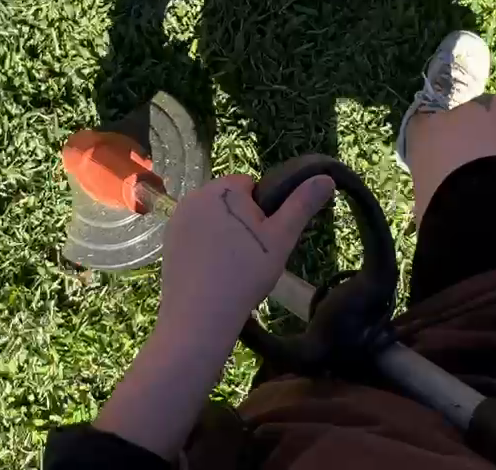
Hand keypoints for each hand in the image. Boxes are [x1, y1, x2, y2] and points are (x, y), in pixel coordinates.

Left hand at [93, 173, 334, 459]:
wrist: (199, 318)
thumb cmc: (245, 273)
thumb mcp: (282, 238)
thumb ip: (303, 204)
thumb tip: (326, 178)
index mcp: (222, 188)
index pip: (250, 186)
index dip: (263, 212)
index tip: (264, 240)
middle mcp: (195, 195)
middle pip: (231, 201)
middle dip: (243, 222)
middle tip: (252, 256)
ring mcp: (178, 218)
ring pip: (214, 218)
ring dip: (226, 233)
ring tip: (234, 267)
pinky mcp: (168, 241)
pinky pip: (196, 234)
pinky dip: (206, 247)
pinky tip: (213, 272)